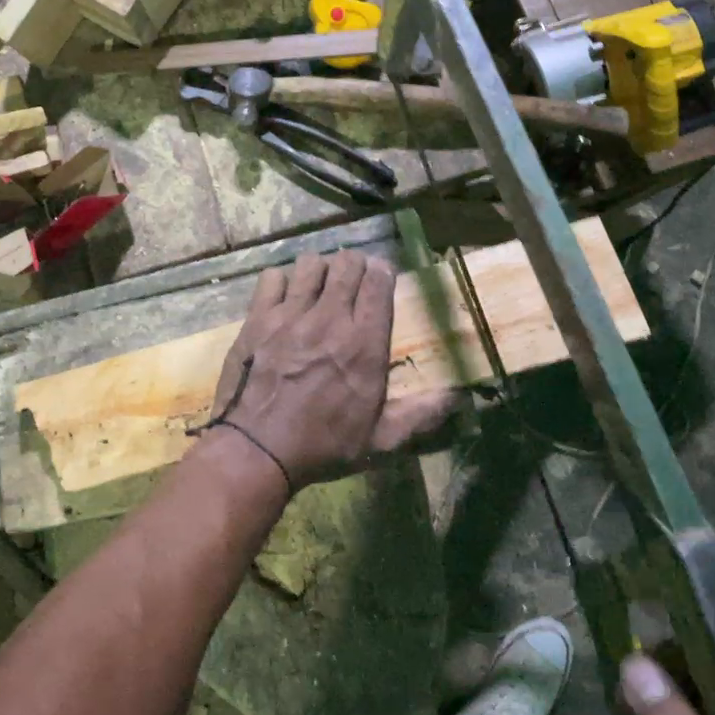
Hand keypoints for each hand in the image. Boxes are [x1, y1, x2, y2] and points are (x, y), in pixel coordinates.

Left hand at [205, 251, 459, 488]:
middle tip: (350, 282)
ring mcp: (291, 315)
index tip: (379, 279)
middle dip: (354, 266)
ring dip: (319, 271)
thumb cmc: (322, 447)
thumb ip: (420, 415)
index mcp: (365, 344)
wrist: (257, 450)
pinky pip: (272, 277)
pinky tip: (284, 299)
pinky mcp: (258, 318)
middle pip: (347, 263)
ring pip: (310, 264)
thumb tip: (456, 397)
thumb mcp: (380, 440)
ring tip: (318, 288)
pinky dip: (282, 282)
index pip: (379, 281)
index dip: (382, 273)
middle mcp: (330, 319)